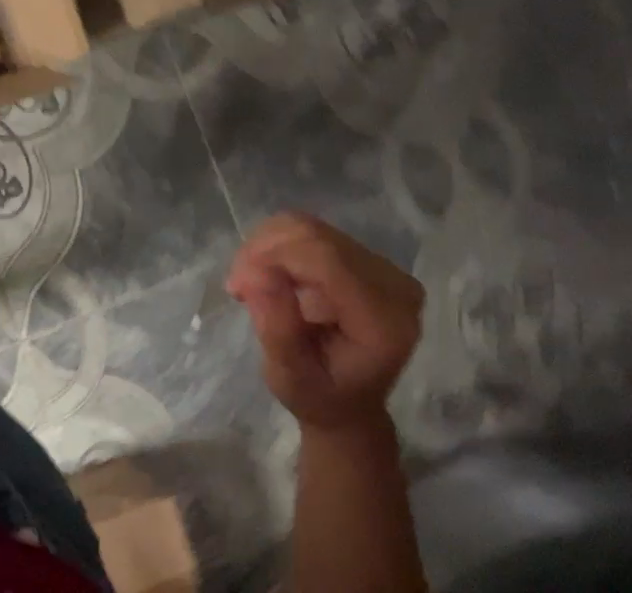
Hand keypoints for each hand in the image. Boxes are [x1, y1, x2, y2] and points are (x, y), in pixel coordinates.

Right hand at [227, 213, 423, 431]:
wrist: (347, 404)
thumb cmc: (318, 396)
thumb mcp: (288, 376)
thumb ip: (277, 327)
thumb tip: (257, 274)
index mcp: (383, 319)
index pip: (325, 258)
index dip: (270, 258)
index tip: (237, 288)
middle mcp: (393, 285)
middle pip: (313, 236)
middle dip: (262, 252)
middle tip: (238, 287)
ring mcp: (382, 267)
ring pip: (306, 227)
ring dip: (265, 249)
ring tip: (249, 284)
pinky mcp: (365, 258)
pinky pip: (309, 232)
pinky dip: (276, 247)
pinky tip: (267, 276)